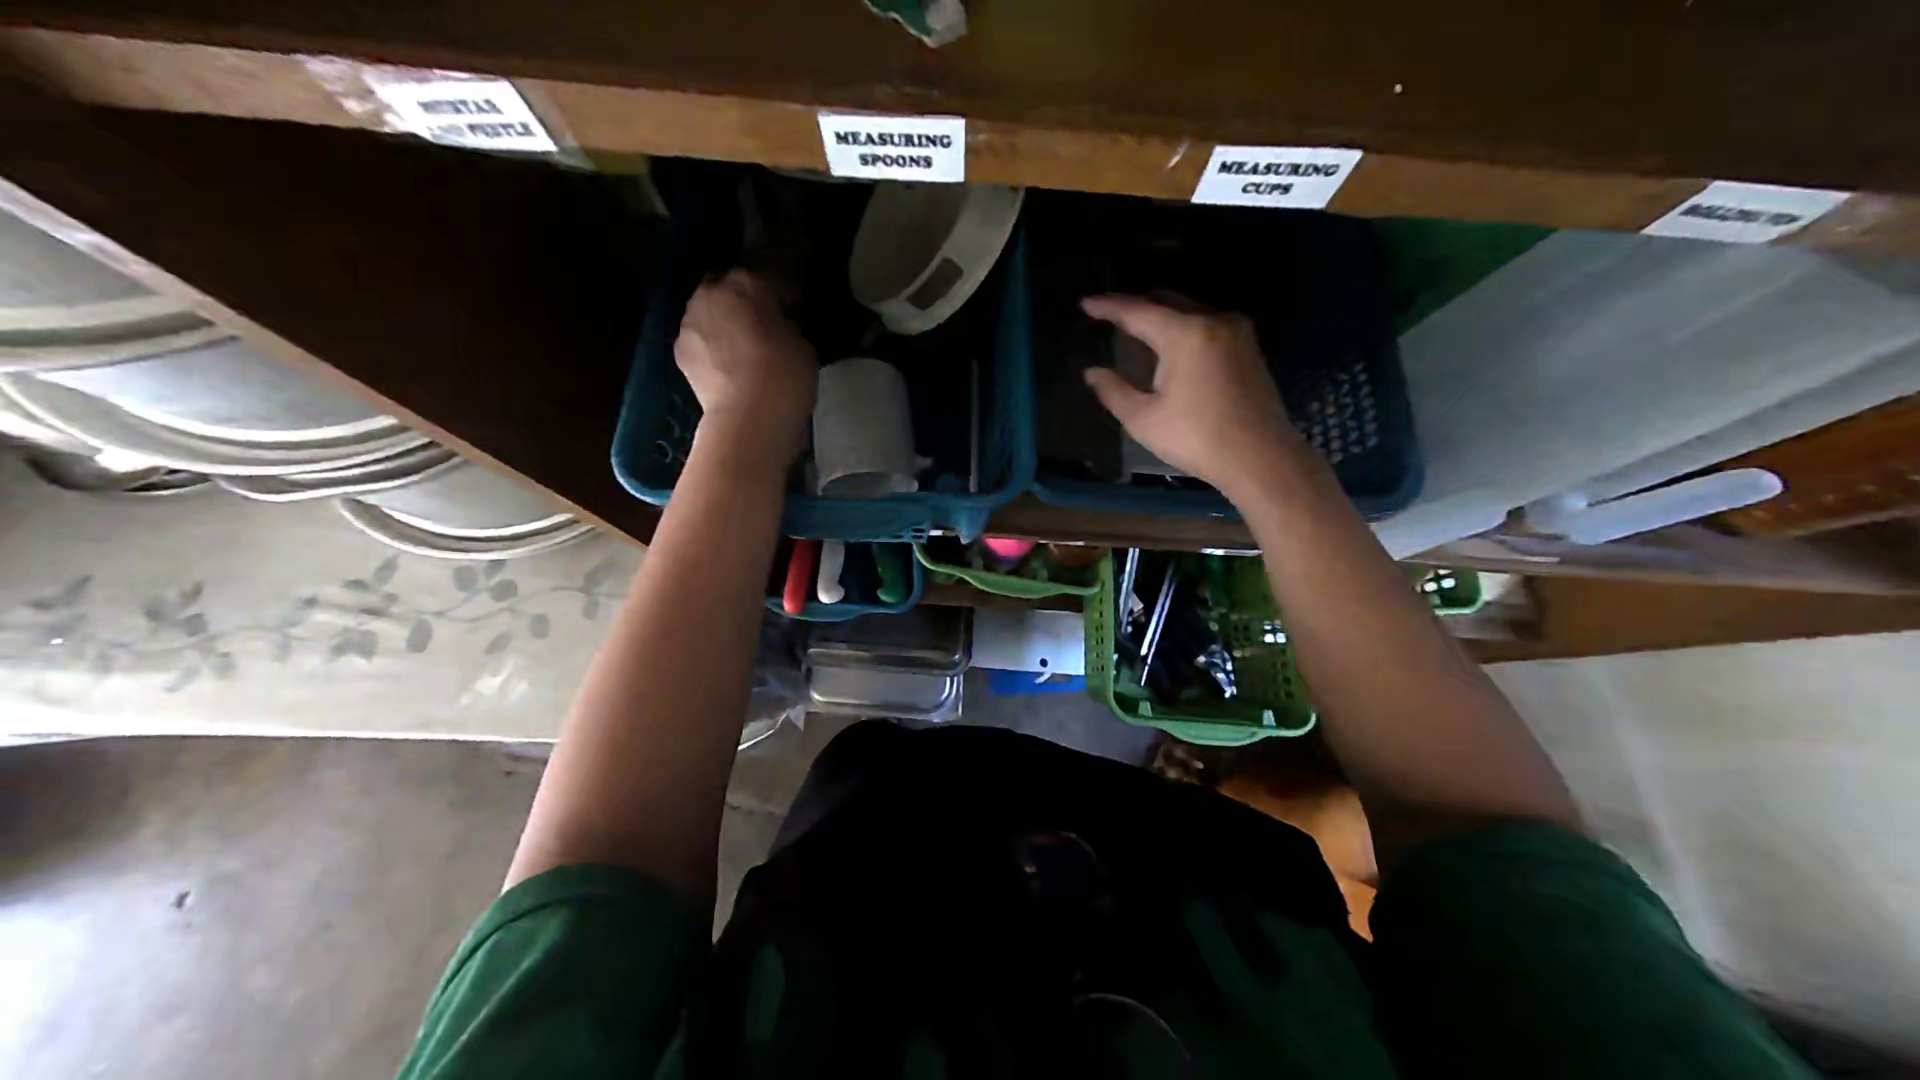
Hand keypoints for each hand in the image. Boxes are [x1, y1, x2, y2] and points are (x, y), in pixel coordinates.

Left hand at [675, 269, 816, 474]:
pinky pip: (699, 339)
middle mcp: (712, 294)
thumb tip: (779, 327)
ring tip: (742, 345)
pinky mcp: (680, 351)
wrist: (748, 419)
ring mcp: (690, 322)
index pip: (771, 281)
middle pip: (728, 287)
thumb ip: (788, 327)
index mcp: (748, 284)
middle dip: (744, 300)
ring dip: (723, 321)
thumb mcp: (803, 346)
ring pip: (708, 311)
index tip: (796, 310)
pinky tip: (726, 365)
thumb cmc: (785, 377)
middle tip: (764, 322)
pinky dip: (711, 346)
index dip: (785, 296)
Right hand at [1080, 295, 1306, 494]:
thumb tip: (1092, 373)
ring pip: (1189, 310)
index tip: (1086, 303)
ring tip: (1137, 329)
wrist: (1260, 457)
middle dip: (1136, 305)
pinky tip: (1170, 345)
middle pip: (1167, 301)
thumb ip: (1114, 390)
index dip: (1108, 306)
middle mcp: (1214, 321)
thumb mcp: (1143, 419)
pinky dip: (1183, 327)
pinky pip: (1207, 324)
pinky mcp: (1249, 346)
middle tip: (1110, 315)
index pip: (1138, 311)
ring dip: (1161, 315)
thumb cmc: (1196, 439)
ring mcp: (1237, 331)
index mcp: (1185, 334)